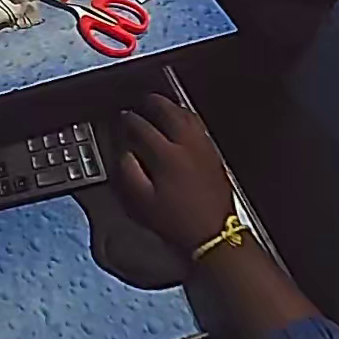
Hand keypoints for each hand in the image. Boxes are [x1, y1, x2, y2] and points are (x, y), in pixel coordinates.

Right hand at [117, 94, 235, 254]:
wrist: (214, 237)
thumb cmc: (177, 222)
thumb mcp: (142, 201)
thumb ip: (129, 172)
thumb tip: (124, 153)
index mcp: (166, 155)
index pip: (142, 127)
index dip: (129, 120)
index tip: (123, 118)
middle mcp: (187, 147)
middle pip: (170, 113)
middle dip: (154, 104)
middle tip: (144, 101)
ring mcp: (204, 150)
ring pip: (189, 117)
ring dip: (174, 108)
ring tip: (164, 105)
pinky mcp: (215, 157)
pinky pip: (201, 128)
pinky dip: (189, 119)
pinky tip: (185, 122)